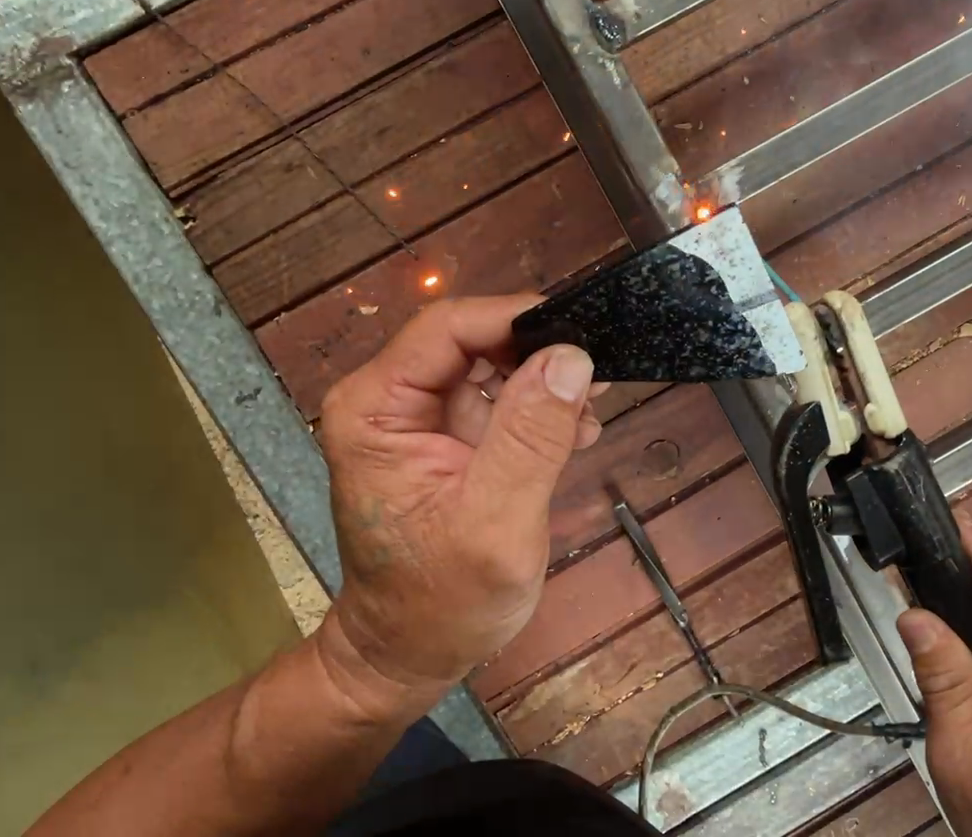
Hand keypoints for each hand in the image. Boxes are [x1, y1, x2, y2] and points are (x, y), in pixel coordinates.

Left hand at [315, 295, 601, 715]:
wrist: (408, 653)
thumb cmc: (441, 602)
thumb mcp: (495, 523)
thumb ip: (531, 437)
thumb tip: (570, 356)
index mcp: (375, 408)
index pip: (448, 327)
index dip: (515, 318)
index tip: (581, 334)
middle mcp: (389, 398)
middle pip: (471, 337)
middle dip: (536, 351)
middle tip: (596, 375)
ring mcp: (418, 415)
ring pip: (491, 362)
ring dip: (544, 379)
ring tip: (589, 411)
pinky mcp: (447, 434)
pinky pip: (498, 396)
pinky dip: (539, 407)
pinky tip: (574, 431)